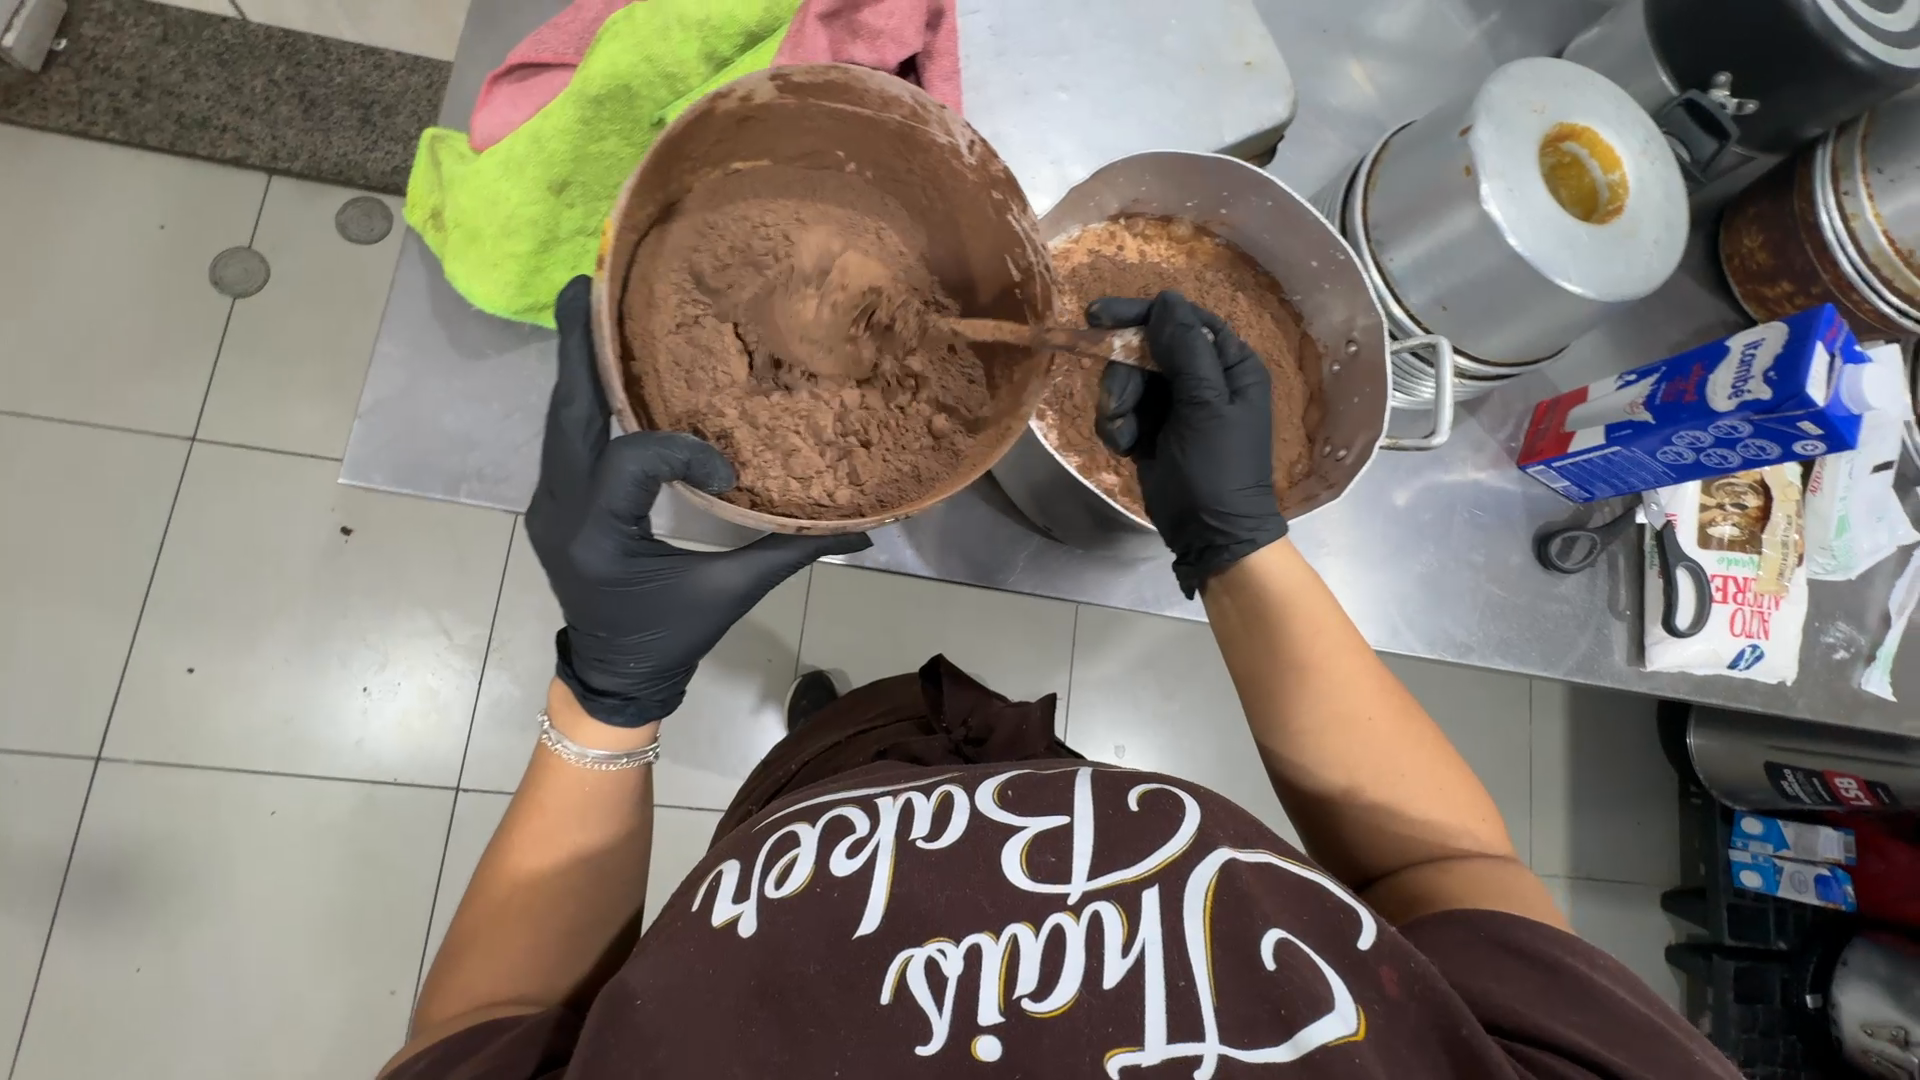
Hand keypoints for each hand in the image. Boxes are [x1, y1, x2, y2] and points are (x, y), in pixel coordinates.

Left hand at [526, 277, 870, 726]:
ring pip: (557, 422)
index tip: (727, 476)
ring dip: (577, 368)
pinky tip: (603, 371)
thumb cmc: (674, 636)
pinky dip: (584, 402)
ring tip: (589, 307)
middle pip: (566, 415)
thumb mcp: (731, 593)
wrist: (614, 674)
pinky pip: (565, 441)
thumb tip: (863, 533)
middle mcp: (562, 510)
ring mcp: (548, 504)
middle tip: (586, 284)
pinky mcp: (554, 503)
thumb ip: (790, 555)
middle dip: (579, 349)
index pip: (634, 460)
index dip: (683, 452)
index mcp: (602, 534)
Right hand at [1087, 290, 1287, 597]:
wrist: (1209, 533)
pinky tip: (1126, 449)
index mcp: (1228, 364)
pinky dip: (1118, 428)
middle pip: (1146, 350)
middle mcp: (1202, 378)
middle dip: (1124, 377)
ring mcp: (1175, 405)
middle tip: (1116, 406)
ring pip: (1128, 381)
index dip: (1140, 315)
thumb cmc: (1217, 468)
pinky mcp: (1152, 430)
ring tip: (1124, 437)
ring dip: (1117, 407)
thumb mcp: (1204, 406)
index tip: (1098, 316)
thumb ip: (1185, 350)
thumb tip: (1165, 300)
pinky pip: (1122, 412)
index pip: (1182, 320)